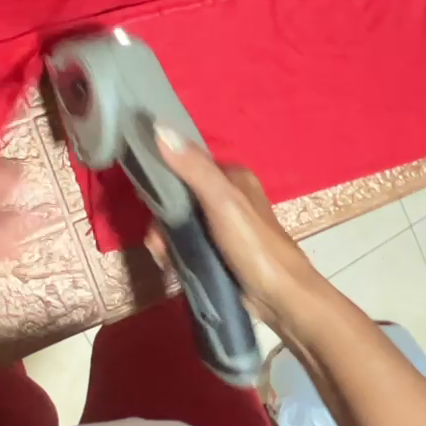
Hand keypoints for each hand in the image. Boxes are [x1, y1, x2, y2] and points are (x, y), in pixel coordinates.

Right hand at [147, 125, 329, 331]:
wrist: (279, 298)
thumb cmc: (253, 246)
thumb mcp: (222, 202)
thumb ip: (192, 169)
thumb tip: (158, 128)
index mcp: (233, 177)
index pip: (186, 164)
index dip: (162, 179)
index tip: (145, 201)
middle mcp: (228, 197)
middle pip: (179, 198)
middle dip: (162, 220)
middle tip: (157, 243)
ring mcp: (223, 227)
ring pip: (180, 224)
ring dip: (166, 240)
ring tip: (164, 258)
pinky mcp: (220, 252)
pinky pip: (188, 245)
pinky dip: (176, 254)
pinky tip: (172, 267)